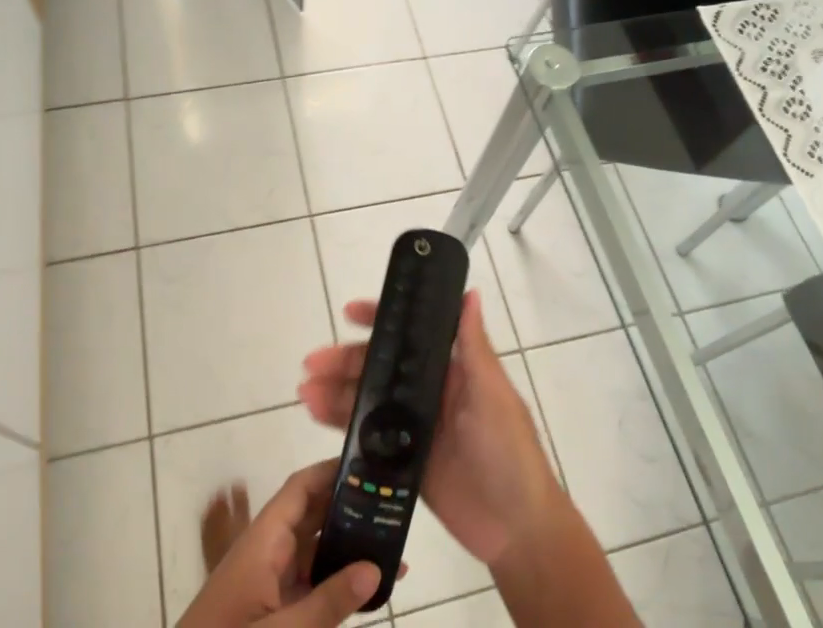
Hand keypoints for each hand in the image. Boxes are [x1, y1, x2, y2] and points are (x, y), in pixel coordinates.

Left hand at [176, 460, 382, 626]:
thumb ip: (328, 602)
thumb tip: (376, 568)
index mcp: (263, 544)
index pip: (299, 490)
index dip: (331, 471)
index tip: (370, 463)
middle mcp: (268, 554)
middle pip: (314, 517)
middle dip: (352, 508)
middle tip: (396, 503)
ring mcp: (271, 583)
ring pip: (318, 551)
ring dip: (352, 547)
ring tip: (396, 544)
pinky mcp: (275, 610)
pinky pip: (314, 583)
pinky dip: (341, 581)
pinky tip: (374, 586)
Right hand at [298, 292, 562, 566]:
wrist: (517, 529)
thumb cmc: (510, 453)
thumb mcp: (494, 396)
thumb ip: (474, 348)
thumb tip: (470, 293)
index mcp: (455, 372)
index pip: (414, 338)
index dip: (383, 322)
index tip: (351, 312)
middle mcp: (432, 394)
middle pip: (382, 369)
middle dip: (346, 361)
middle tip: (312, 362)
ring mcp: (415, 429)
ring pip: (368, 400)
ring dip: (336, 390)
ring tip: (305, 389)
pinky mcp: (403, 462)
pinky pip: (367, 436)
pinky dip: (341, 423)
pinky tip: (317, 414)